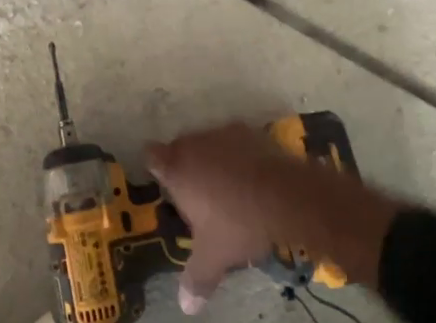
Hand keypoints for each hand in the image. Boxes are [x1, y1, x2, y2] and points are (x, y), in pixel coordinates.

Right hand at [147, 123, 392, 313]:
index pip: (152, 157)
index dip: (157, 167)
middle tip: (198, 193)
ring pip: (208, 143)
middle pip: (180, 148)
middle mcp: (193, 144)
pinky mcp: (249, 131)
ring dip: (213, 158)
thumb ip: (196, 278)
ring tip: (228, 186)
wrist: (283, 196)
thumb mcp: (214, 257)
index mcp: (176, 169)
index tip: (164, 181)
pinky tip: (252, 176)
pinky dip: (239, 155)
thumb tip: (185, 306)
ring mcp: (222, 133)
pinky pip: (236, 141)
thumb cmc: (237, 224)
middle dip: (186, 166)